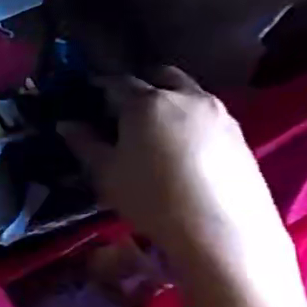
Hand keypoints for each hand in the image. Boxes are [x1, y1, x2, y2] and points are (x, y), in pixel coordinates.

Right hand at [58, 66, 285, 272]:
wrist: (220, 230)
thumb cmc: (151, 198)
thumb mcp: (106, 174)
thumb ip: (85, 144)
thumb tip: (67, 124)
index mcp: (147, 101)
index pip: (117, 82)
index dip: (99, 87)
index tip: (87, 97)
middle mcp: (185, 96)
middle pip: (161, 76)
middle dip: (142, 85)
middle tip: (125, 110)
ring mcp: (218, 112)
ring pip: (188, 93)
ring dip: (170, 101)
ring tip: (156, 130)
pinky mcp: (239, 134)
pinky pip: (208, 115)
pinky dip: (191, 121)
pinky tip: (184, 150)